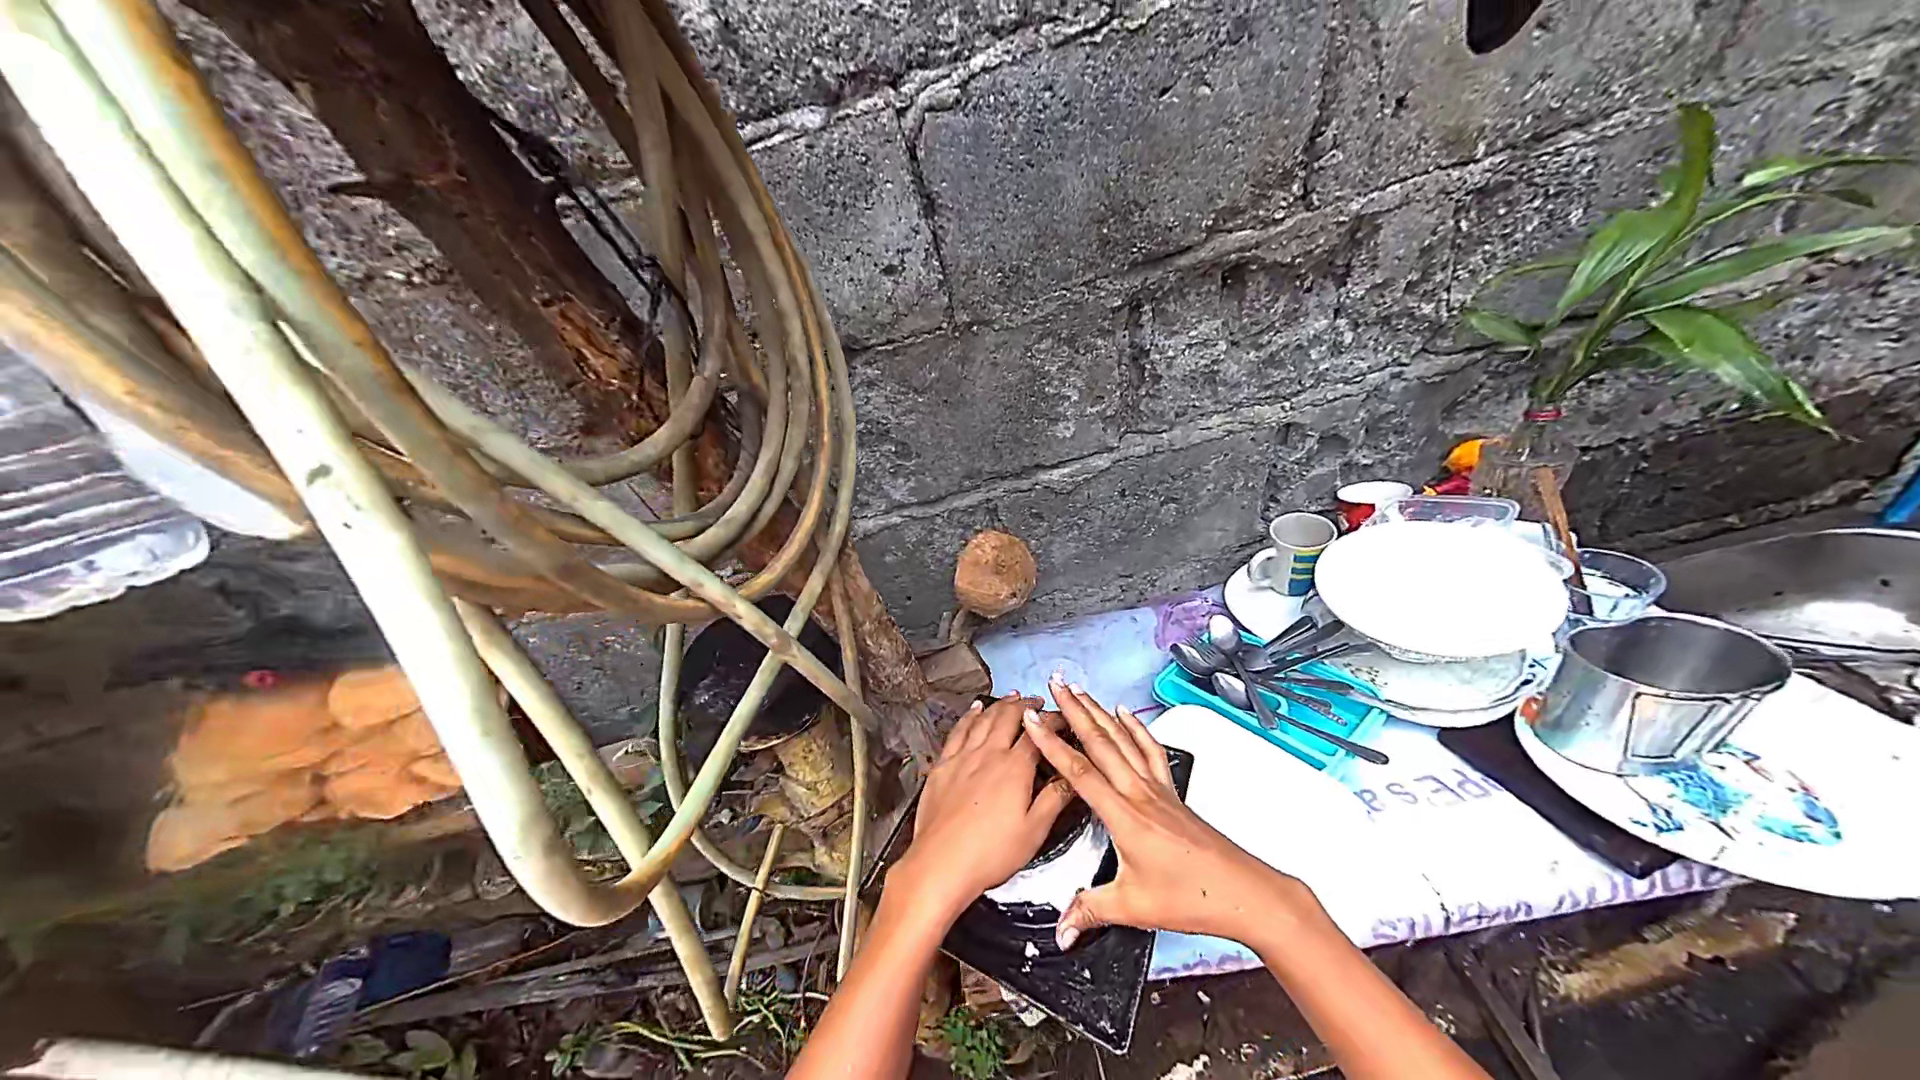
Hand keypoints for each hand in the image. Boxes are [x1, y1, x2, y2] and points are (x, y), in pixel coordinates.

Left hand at [887, 694, 1075, 923]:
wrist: (941, 864)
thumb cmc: (989, 854)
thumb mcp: (1034, 831)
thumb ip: (1055, 798)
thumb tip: (1073, 777)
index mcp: (1014, 768)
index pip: (1038, 734)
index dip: (1052, 721)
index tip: (1063, 718)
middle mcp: (988, 754)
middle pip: (1009, 717)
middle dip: (1026, 705)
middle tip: (1037, 700)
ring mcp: (962, 758)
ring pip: (983, 719)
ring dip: (1000, 705)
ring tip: (1012, 697)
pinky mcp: (942, 766)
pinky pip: (958, 731)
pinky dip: (969, 716)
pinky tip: (973, 710)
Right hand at [1025, 677, 1317, 950]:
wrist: (1244, 892)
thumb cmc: (1194, 896)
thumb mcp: (1133, 907)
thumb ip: (1090, 911)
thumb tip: (1060, 928)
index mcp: (1125, 815)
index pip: (1080, 770)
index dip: (1052, 743)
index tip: (1034, 721)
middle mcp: (1140, 793)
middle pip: (1101, 741)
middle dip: (1074, 709)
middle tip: (1056, 684)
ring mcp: (1157, 789)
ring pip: (1122, 739)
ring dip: (1099, 711)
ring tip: (1080, 690)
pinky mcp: (1170, 793)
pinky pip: (1149, 749)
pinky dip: (1135, 727)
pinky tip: (1125, 714)